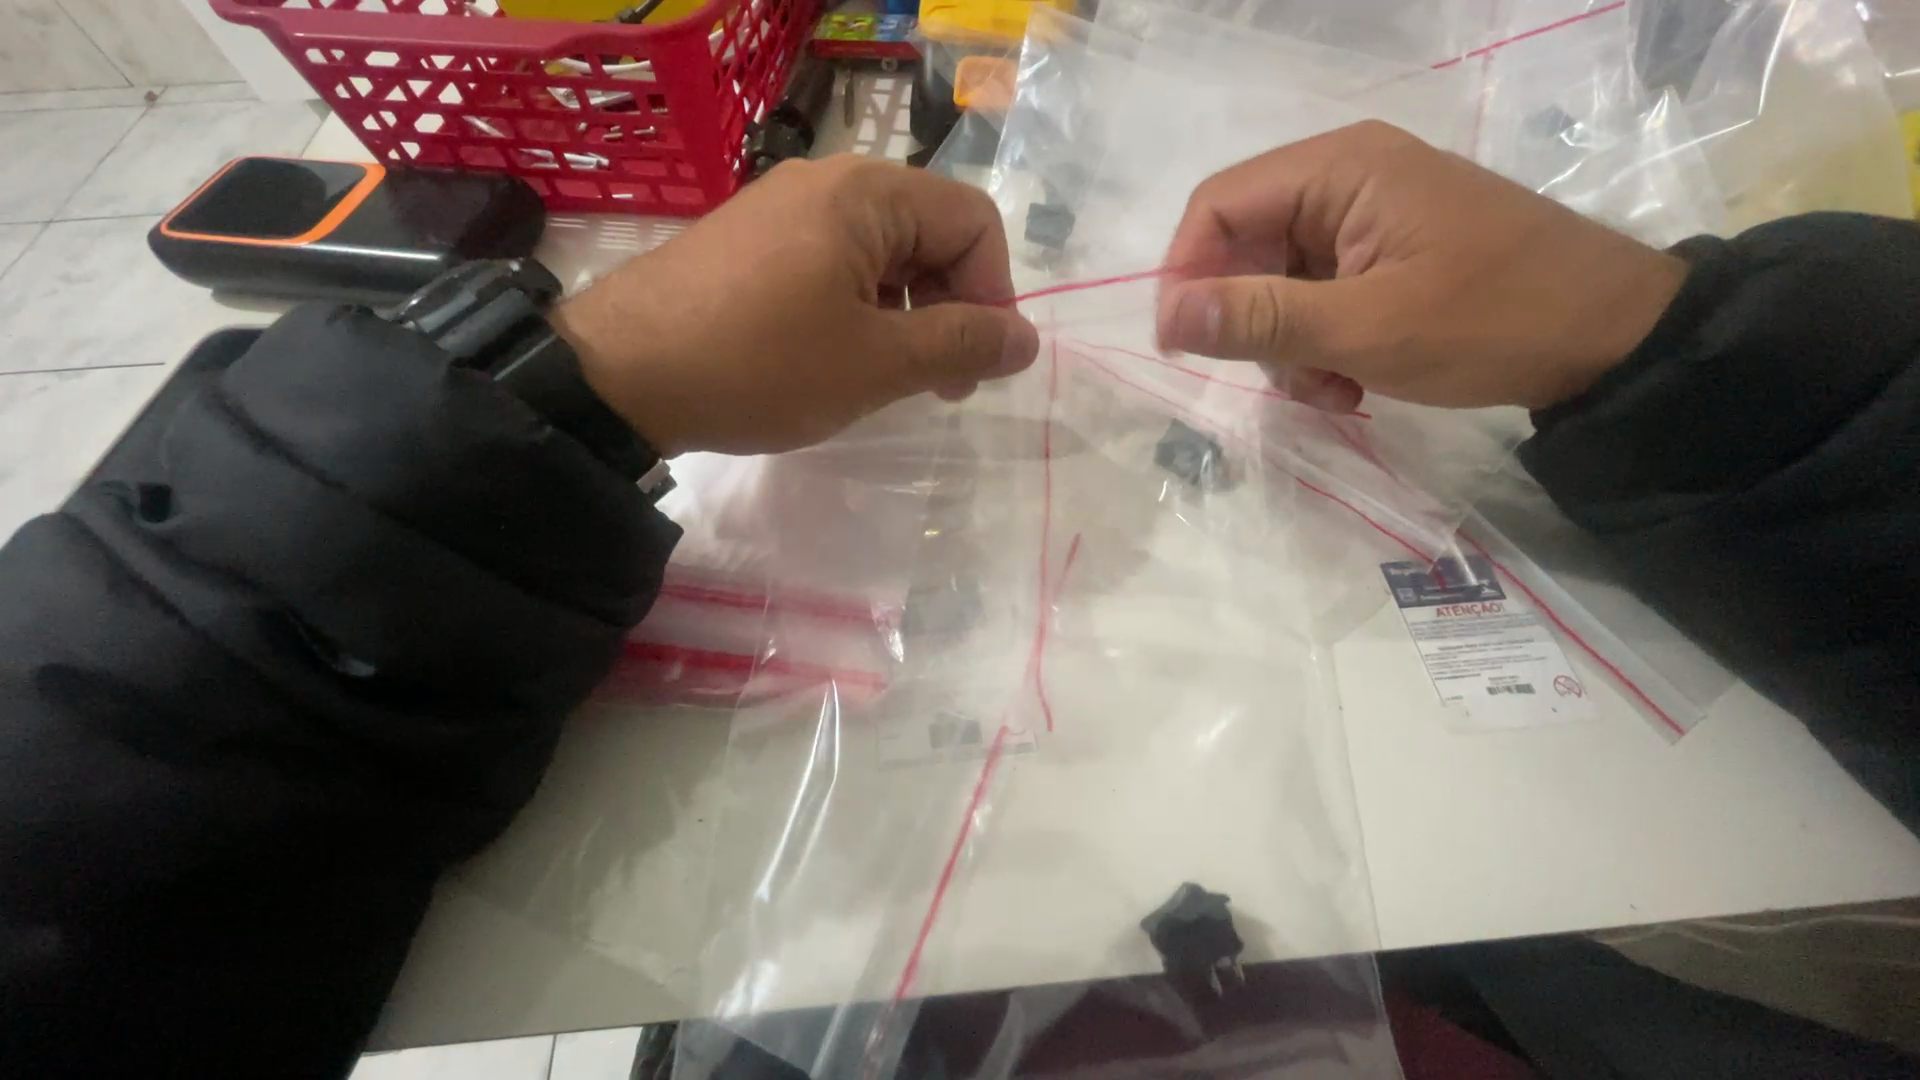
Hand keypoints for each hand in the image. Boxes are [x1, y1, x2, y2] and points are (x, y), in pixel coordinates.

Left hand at [553, 156, 1038, 455]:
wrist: (620, 376)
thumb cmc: (763, 364)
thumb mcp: (876, 363)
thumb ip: (962, 344)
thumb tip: (1028, 339)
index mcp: (868, 194)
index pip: (973, 222)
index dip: (994, 294)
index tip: (976, 366)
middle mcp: (829, 184)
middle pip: (930, 234)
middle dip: (953, 309)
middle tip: (942, 386)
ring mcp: (785, 211)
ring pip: (884, 256)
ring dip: (908, 317)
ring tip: (893, 381)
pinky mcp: (754, 245)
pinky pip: (836, 267)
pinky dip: (861, 313)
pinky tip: (843, 360)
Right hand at [1156, 122, 1689, 412]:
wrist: (1612, 341)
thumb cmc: (1490, 321)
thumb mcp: (1363, 328)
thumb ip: (1259, 318)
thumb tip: (1167, 315)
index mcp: (1338, 170)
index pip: (1217, 207)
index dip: (1185, 274)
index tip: (1180, 345)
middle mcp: (1343, 183)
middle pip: (1243, 250)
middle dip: (1249, 323)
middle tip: (1275, 374)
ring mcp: (1363, 223)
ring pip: (1273, 287)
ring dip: (1285, 349)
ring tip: (1330, 388)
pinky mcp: (1380, 259)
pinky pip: (1312, 302)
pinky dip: (1316, 349)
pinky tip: (1348, 384)